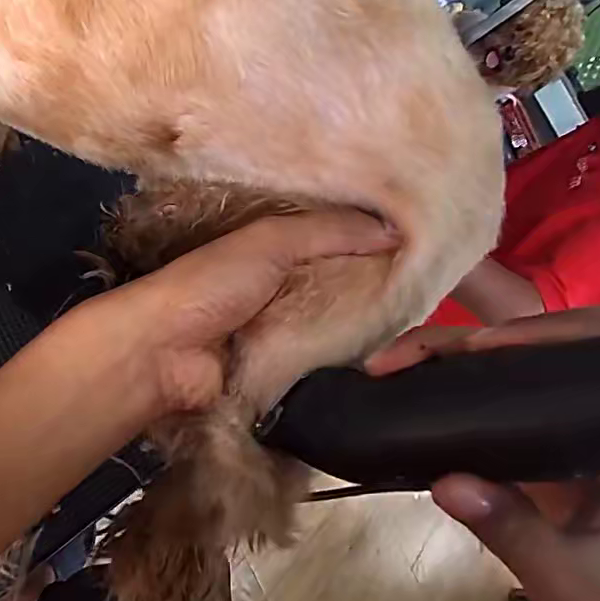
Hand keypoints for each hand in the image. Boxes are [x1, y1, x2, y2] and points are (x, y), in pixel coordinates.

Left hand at [64, 210, 396, 416]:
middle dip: (382, 284)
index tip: (424, 243)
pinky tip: (394, 354)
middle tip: (433, 285)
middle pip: (345, 284)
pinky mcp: (293, 371)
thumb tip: (394, 229)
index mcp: (280, 251)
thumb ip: (328, 231)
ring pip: (344, 323)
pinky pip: (332, 359)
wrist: (166, 355)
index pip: (339, 241)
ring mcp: (291, 332)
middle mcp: (289, 289)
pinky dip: (356, 357)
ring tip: (424, 318)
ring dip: (374, 323)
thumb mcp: (270, 242)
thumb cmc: (212, 285)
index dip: (375, 240)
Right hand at [367, 312, 599, 600]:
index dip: (548, 333)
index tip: (483, 346)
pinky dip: (464, 388)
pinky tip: (423, 390)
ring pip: (524, 366)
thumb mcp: (576, 588)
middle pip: (552, 347)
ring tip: (404, 363)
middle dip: (478, 340)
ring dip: (462, 357)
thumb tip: (445, 482)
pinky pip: (509, 399)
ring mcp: (586, 426)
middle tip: (411, 354)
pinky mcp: (556, 440)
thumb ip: (516, 534)